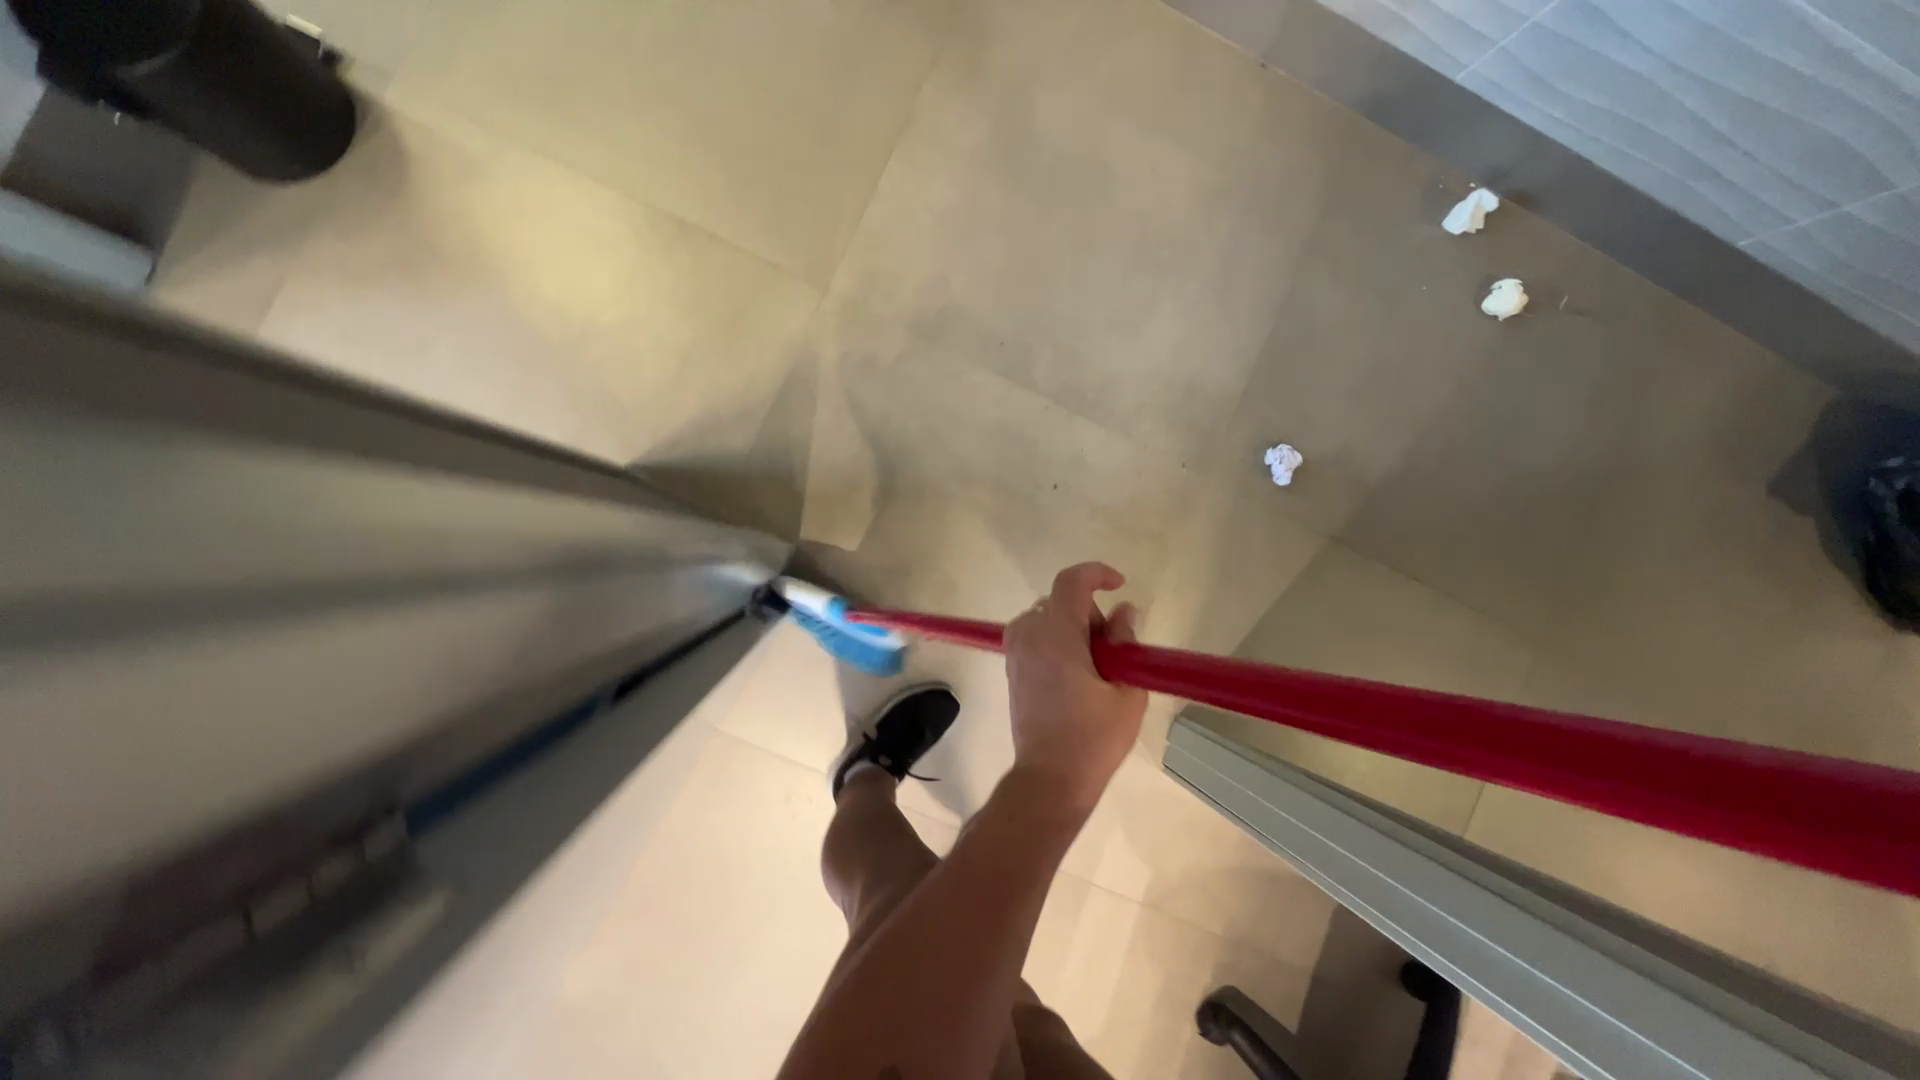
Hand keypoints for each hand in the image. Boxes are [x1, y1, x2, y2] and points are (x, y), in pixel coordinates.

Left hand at [1003, 562, 1148, 808]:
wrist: (1050, 779)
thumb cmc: (1094, 739)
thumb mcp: (1126, 692)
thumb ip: (1124, 644)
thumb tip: (1123, 614)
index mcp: (1057, 636)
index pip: (1071, 582)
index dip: (1096, 574)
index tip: (1120, 585)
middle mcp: (1029, 637)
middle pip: (1060, 602)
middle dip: (1091, 615)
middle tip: (1114, 651)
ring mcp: (1016, 654)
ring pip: (1046, 619)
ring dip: (1073, 629)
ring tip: (1097, 667)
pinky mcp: (1012, 672)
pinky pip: (1035, 638)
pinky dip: (1057, 642)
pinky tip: (1077, 676)